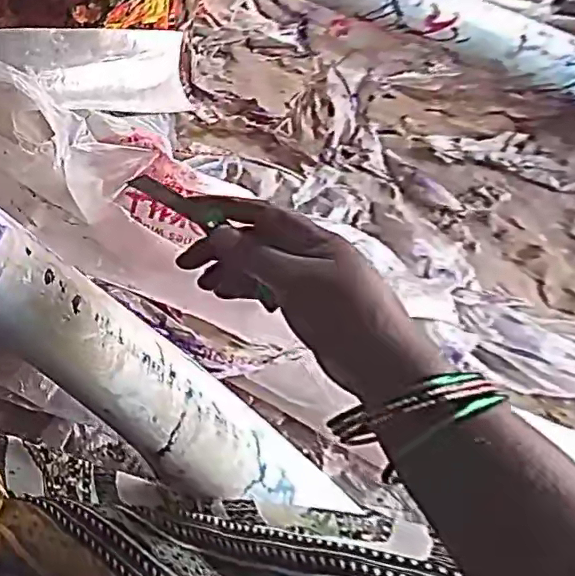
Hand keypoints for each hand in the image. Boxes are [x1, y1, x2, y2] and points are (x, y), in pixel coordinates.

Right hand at [174, 197, 448, 401]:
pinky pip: (264, 284)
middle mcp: (310, 253)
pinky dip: (242, 286)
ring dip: (227, 270)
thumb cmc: (347, 316)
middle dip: (218, 248)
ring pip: (255, 263)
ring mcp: (308, 277)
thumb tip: (217, 231)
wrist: (387, 368)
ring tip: (206, 286)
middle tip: (187, 263)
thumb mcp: (294, 280)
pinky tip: (228, 295)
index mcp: (314, 240)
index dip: (224, 207)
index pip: (261, 213)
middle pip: (253, 240)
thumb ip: (253, 255)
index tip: (189, 209)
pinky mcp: (305, 301)